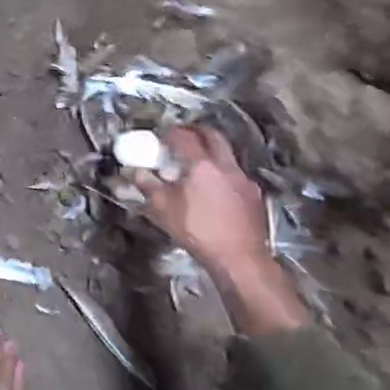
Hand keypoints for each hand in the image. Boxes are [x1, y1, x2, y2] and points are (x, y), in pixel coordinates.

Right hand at [135, 126, 309, 333]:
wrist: (239, 257)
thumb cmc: (196, 230)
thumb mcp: (162, 208)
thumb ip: (148, 185)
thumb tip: (136, 172)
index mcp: (202, 165)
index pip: (185, 138)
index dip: (171, 133)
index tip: (161, 134)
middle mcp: (227, 167)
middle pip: (214, 137)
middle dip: (197, 131)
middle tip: (183, 134)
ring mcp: (244, 180)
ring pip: (228, 155)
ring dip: (212, 151)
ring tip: (197, 161)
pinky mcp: (254, 195)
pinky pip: (236, 174)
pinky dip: (222, 172)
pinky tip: (214, 186)